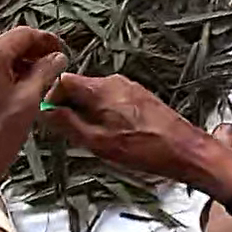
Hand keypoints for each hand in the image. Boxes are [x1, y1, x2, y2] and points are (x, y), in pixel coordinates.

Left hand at [0, 27, 68, 193]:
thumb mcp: (29, 101)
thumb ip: (46, 73)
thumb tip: (56, 59)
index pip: (22, 34)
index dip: (46, 40)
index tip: (59, 48)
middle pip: (11, 43)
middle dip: (35, 52)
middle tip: (55, 62)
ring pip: (2, 56)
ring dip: (23, 63)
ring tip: (44, 77)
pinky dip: (10, 73)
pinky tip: (24, 87)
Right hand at [40, 73, 231, 199]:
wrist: (187, 151)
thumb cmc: (145, 149)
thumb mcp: (97, 142)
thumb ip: (68, 124)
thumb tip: (44, 111)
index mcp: (100, 89)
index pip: (62, 80)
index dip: (51, 97)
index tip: (48, 115)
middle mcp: (114, 82)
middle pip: (78, 87)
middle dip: (69, 106)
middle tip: (68, 131)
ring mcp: (128, 87)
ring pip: (94, 94)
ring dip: (87, 111)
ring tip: (92, 136)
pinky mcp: (140, 96)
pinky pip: (111, 98)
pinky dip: (103, 112)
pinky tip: (112, 133)